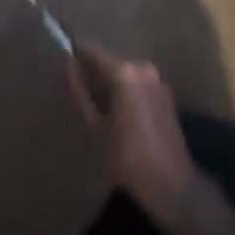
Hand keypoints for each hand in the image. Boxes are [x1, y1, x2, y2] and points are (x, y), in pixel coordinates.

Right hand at [72, 43, 197, 215]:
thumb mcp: (97, 126)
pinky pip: (137, 83)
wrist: (171, 184)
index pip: (92, 50)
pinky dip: (124, 91)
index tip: (63, 61)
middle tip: (76, 90)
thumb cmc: (128, 157)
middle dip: (93, 72)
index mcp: (125, 72)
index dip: (76, 54)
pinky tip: (114, 112)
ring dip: (109, 83)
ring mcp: (157, 80)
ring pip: (124, 73)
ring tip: (92, 104)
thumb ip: (82, 92)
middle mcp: (143, 68)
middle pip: (110, 61)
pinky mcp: (165, 94)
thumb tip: (70, 66)